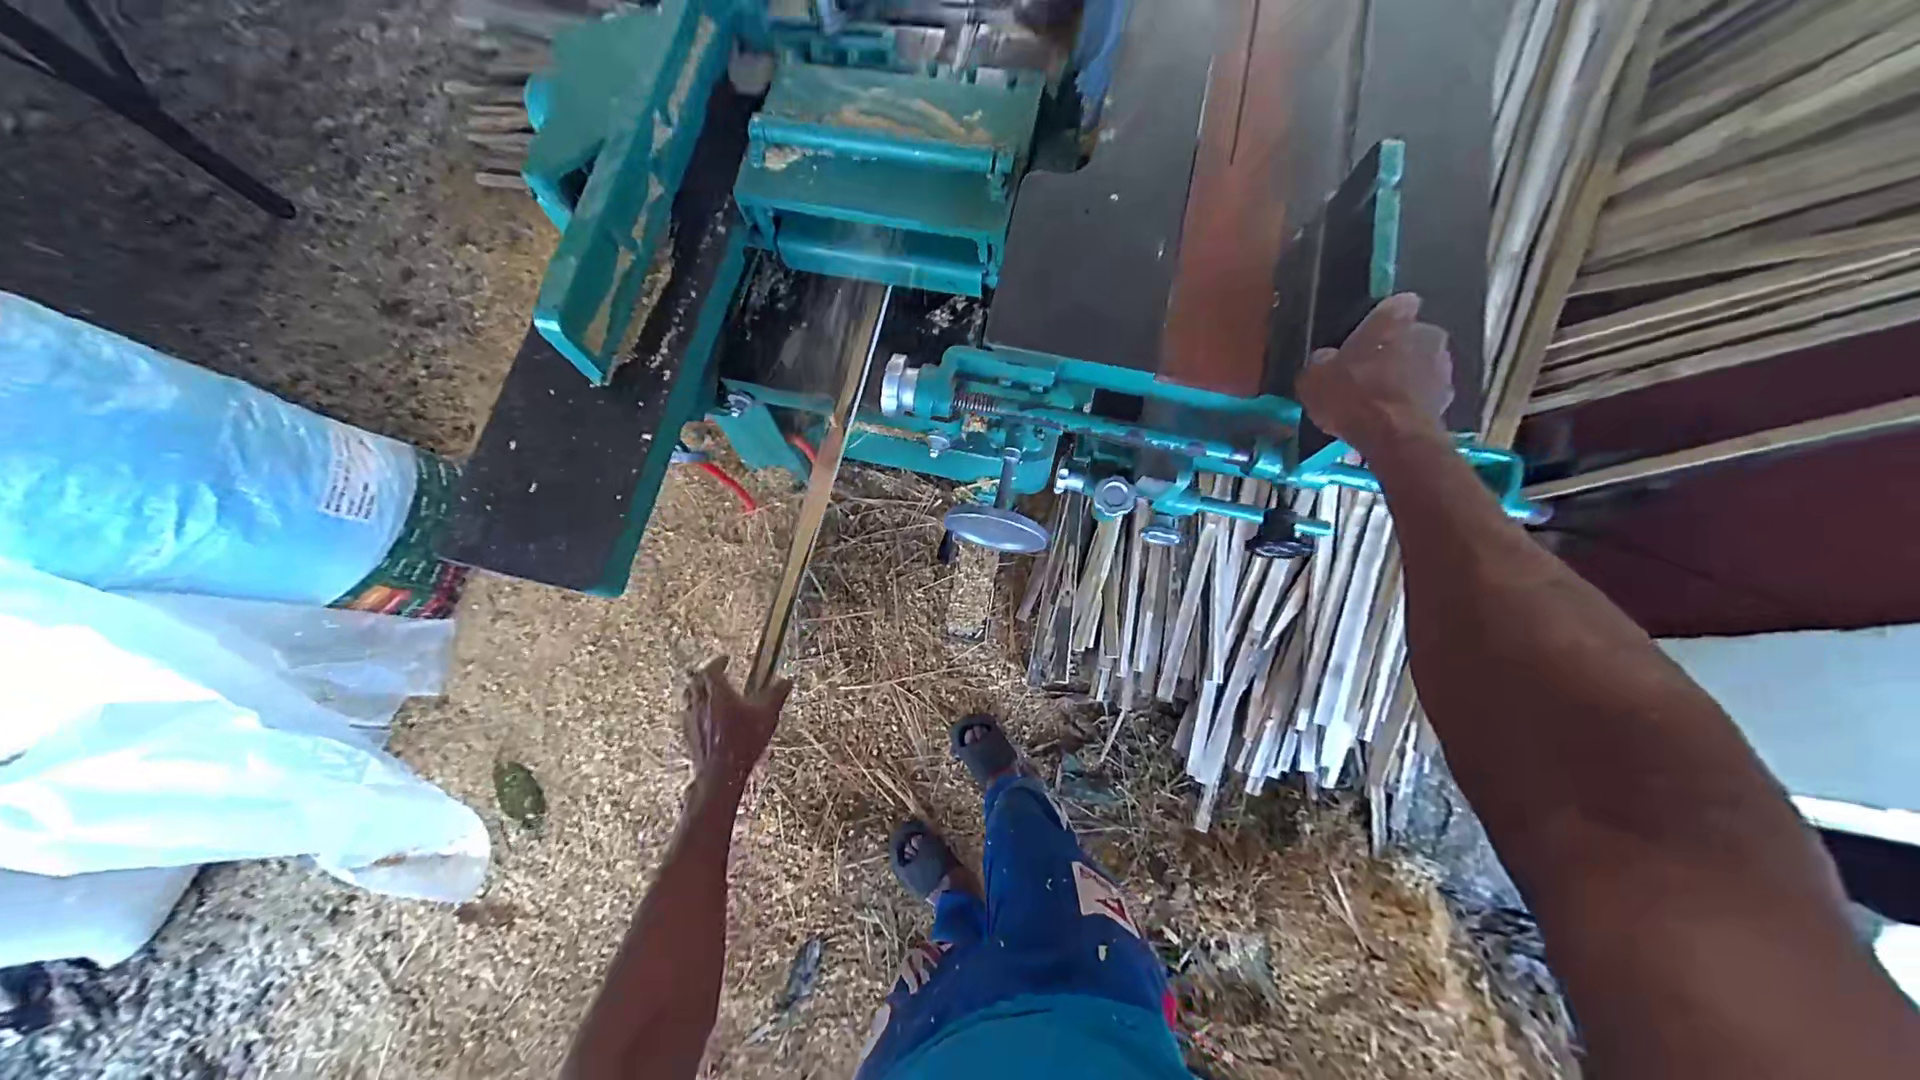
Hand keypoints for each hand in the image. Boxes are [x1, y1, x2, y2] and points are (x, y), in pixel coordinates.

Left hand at [680, 657, 791, 798]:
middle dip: (705, 674)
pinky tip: (706, 717)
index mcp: (718, 693)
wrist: (721, 773)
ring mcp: (692, 720)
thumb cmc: (744, 742)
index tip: (725, 659)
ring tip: (709, 693)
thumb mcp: (768, 715)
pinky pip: (689, 715)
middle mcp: (701, 703)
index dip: (717, 662)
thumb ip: (777, 694)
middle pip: (695, 681)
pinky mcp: (689, 735)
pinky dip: (696, 709)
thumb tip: (787, 681)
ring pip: (689, 697)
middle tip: (715, 673)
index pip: (711, 670)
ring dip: (698, 691)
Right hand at [1296, 293, 1455, 454]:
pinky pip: (1424, 393)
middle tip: (1366, 373)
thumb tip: (1326, 360)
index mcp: (1393, 319)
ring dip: (1403, 377)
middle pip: (1410, 336)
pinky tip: (1388, 418)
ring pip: (1420, 365)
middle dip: (1392, 351)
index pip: (1395, 304)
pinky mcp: (1448, 396)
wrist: (1391, 436)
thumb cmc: (1350, 395)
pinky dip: (1410, 401)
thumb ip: (1322, 361)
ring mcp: (1443, 365)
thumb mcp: (1314, 378)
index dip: (1380, 321)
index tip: (1365, 338)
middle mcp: (1426, 332)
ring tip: (1376, 401)